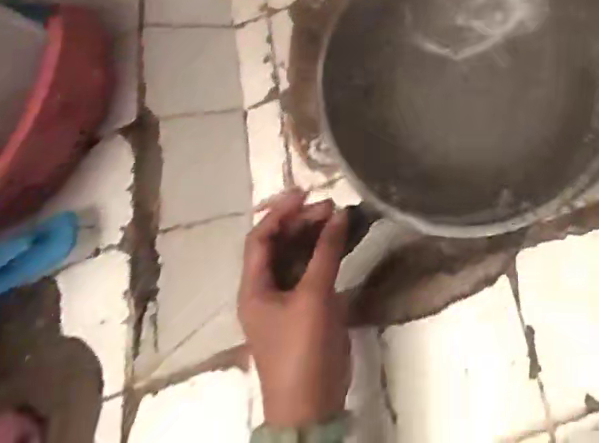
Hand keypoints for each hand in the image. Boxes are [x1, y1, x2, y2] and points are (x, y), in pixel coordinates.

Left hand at [238, 190, 350, 427]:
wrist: (311, 404)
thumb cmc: (301, 350)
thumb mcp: (313, 297)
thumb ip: (326, 252)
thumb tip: (338, 212)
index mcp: (254, 289)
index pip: (260, 239)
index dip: (280, 213)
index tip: (307, 193)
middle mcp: (266, 291)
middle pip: (279, 244)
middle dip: (302, 221)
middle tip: (331, 206)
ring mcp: (287, 300)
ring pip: (297, 255)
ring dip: (315, 234)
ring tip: (340, 217)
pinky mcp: (308, 309)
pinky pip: (313, 269)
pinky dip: (326, 252)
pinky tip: (344, 240)